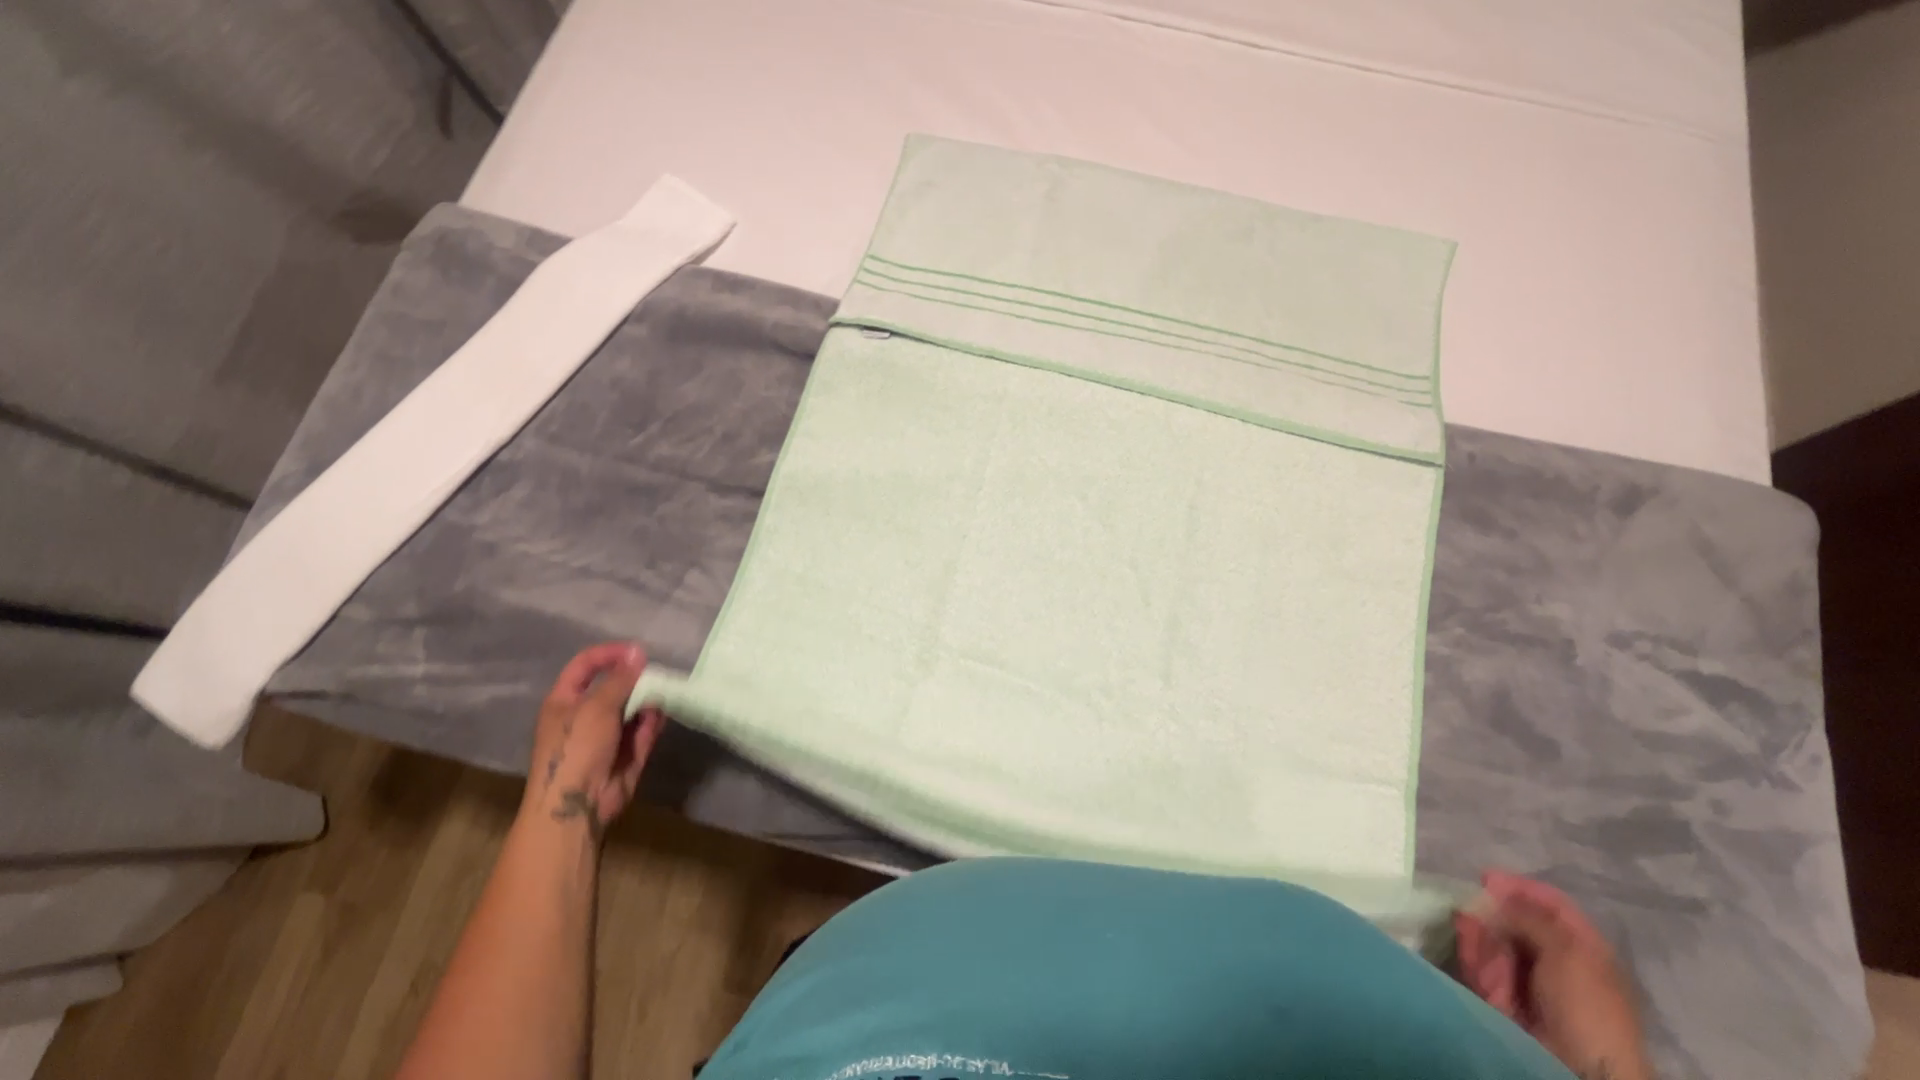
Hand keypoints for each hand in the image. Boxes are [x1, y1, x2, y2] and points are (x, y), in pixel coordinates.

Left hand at [521, 643, 666, 842]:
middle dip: (635, 679)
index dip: (608, 654)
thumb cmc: (576, 748)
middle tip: (655, 675)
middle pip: (614, 686)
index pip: (585, 666)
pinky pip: (643, 730)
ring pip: (632, 708)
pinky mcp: (627, 753)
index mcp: (565, 701)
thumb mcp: (595, 707)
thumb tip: (637, 654)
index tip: (636, 652)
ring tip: (660, 696)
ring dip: (647, 701)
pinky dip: (653, 722)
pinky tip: (661, 715)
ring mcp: (608, 735)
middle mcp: (586, 715)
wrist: (577, 804)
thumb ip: (620, 680)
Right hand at [1455, 871, 1652, 1079]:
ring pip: (1495, 942)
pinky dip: (1471, 952)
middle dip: (1491, 910)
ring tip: (1463, 921)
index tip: (1486, 878)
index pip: (1550, 905)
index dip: (1521, 888)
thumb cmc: (1586, 1005)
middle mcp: (1554, 959)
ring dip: (1478, 930)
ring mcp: (1526, 980)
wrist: (1579, 1067)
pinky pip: (1483, 967)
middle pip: (1517, 922)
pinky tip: (1464, 939)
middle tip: (1469, 901)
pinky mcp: (1502, 997)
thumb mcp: (1567, 952)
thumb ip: (1530, 917)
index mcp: (1582, 946)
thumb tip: (1494, 895)